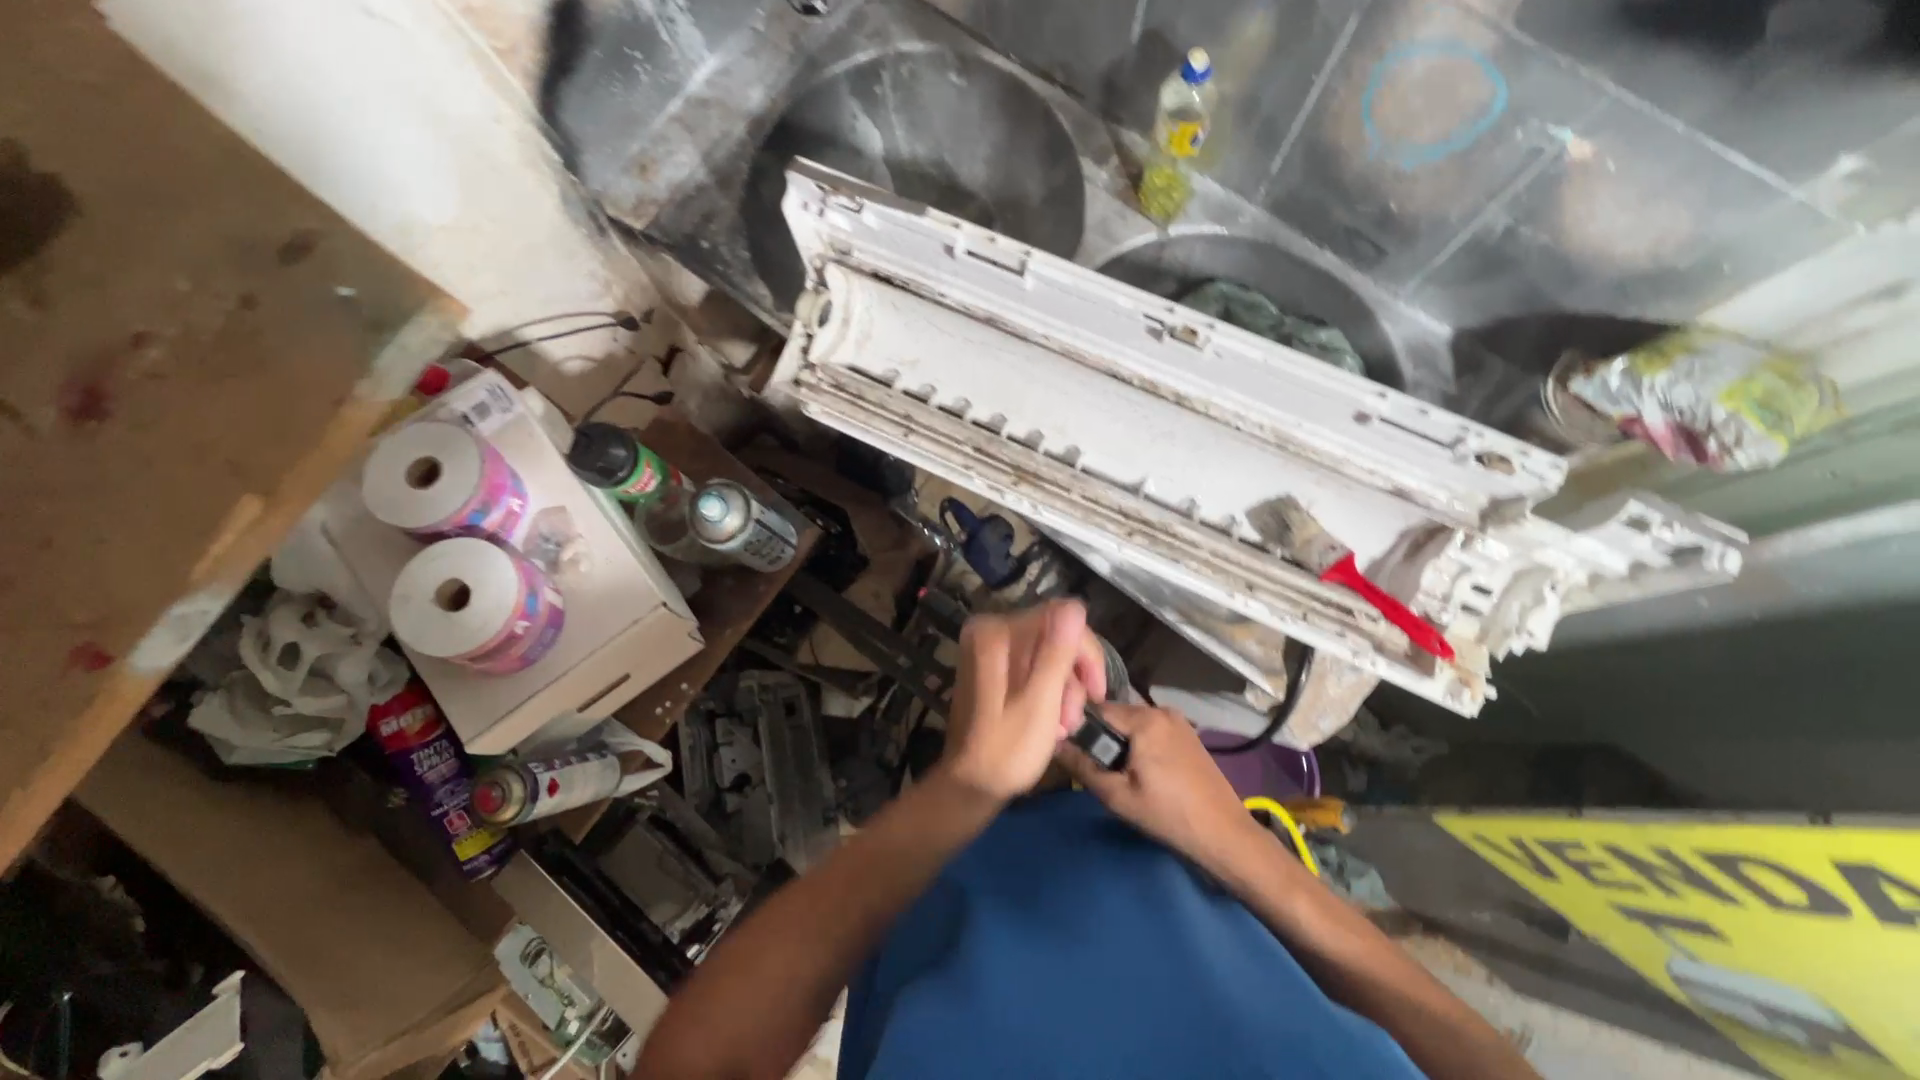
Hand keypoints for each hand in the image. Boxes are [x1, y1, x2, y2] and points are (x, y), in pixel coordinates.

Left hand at [942, 600, 1106, 801]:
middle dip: (1071, 678)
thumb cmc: (1006, 750)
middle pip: (1054, 636)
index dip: (1085, 654)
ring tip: (1062, 729)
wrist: (970, 787)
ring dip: (1063, 691)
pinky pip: (1033, 669)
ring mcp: (989, 650)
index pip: (1060, 618)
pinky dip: (1048, 694)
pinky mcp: (993, 669)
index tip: (1095, 693)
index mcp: (995, 633)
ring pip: (1048, 655)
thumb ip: (1058, 652)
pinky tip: (1051, 724)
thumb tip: (1075, 604)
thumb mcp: (1041, 702)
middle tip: (1073, 719)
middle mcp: (988, 632)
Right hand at [1058, 704, 1263, 869]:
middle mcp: (1162, 710)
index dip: (1078, 725)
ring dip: (1120, 741)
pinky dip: (1139, 744)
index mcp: (1144, 719)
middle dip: (1101, 735)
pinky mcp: (1188, 736)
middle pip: (1116, 714)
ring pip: (1134, 723)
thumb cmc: (1167, 814)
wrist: (1223, 834)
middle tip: (1091, 765)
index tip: (1067, 747)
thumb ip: (1082, 766)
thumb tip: (1053, 743)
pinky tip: (1138, 771)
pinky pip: (1152, 731)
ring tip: (1112, 770)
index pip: (1096, 708)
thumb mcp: (1117, 795)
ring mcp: (1179, 722)